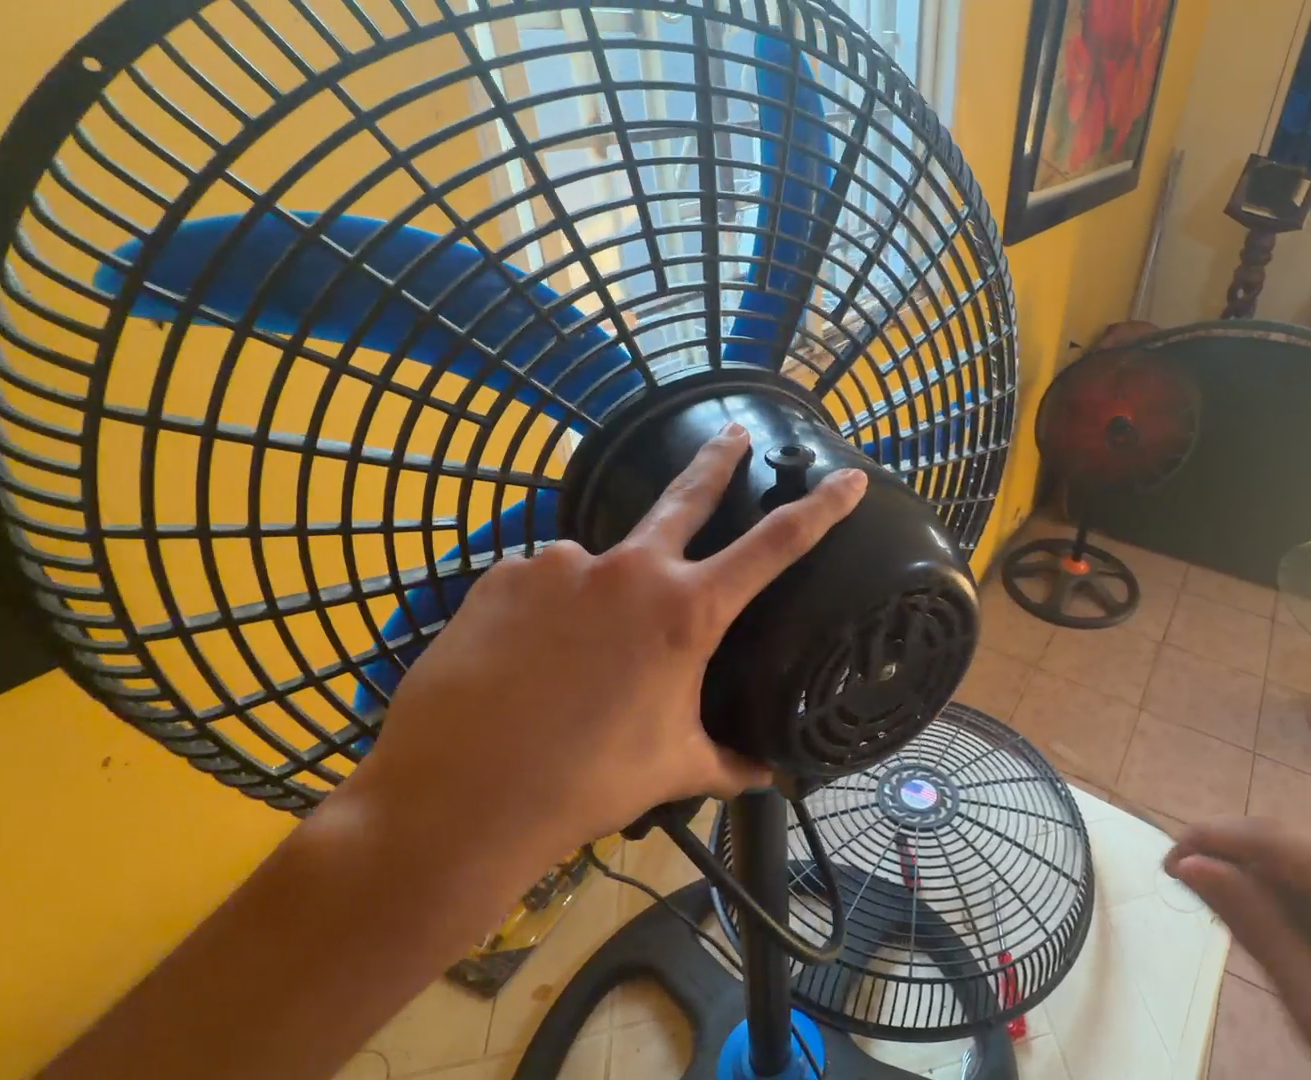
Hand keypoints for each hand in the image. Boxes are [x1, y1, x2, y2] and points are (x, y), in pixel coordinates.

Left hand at [343, 423, 868, 876]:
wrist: (460, 798)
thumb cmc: (588, 780)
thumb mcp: (676, 768)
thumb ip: (731, 762)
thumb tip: (769, 775)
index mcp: (687, 610)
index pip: (775, 545)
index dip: (820, 508)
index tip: (849, 478)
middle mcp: (629, 570)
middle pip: (687, 496)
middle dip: (718, 460)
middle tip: (734, 433)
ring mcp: (559, 566)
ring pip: (601, 567)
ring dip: (606, 596)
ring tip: (577, 660)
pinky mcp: (502, 578)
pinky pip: (543, 586)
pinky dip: (550, 613)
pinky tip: (529, 659)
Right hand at [1166, 819, 1310, 1079]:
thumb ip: (1255, 924)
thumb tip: (1192, 866)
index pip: (1271, 836)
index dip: (1210, 840)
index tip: (1165, 864)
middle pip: (1293, 844)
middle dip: (1243, 868)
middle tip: (1202, 909)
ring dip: (1276, 886)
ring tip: (1262, 939)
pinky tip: (1306, 940)